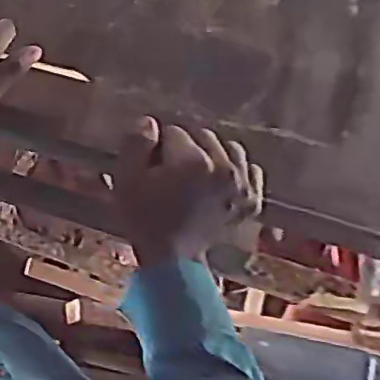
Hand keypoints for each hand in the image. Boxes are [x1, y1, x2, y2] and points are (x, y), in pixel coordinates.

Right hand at [112, 117, 263, 264]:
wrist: (172, 258)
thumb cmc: (143, 216)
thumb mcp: (126, 177)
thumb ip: (135, 144)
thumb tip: (149, 121)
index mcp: (192, 160)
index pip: (173, 130)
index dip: (156, 144)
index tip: (149, 163)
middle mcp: (224, 167)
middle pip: (202, 135)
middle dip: (184, 145)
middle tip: (167, 168)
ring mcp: (243, 184)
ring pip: (228, 148)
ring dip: (210, 153)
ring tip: (192, 171)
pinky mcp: (253, 199)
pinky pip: (248, 168)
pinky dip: (233, 169)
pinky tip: (215, 180)